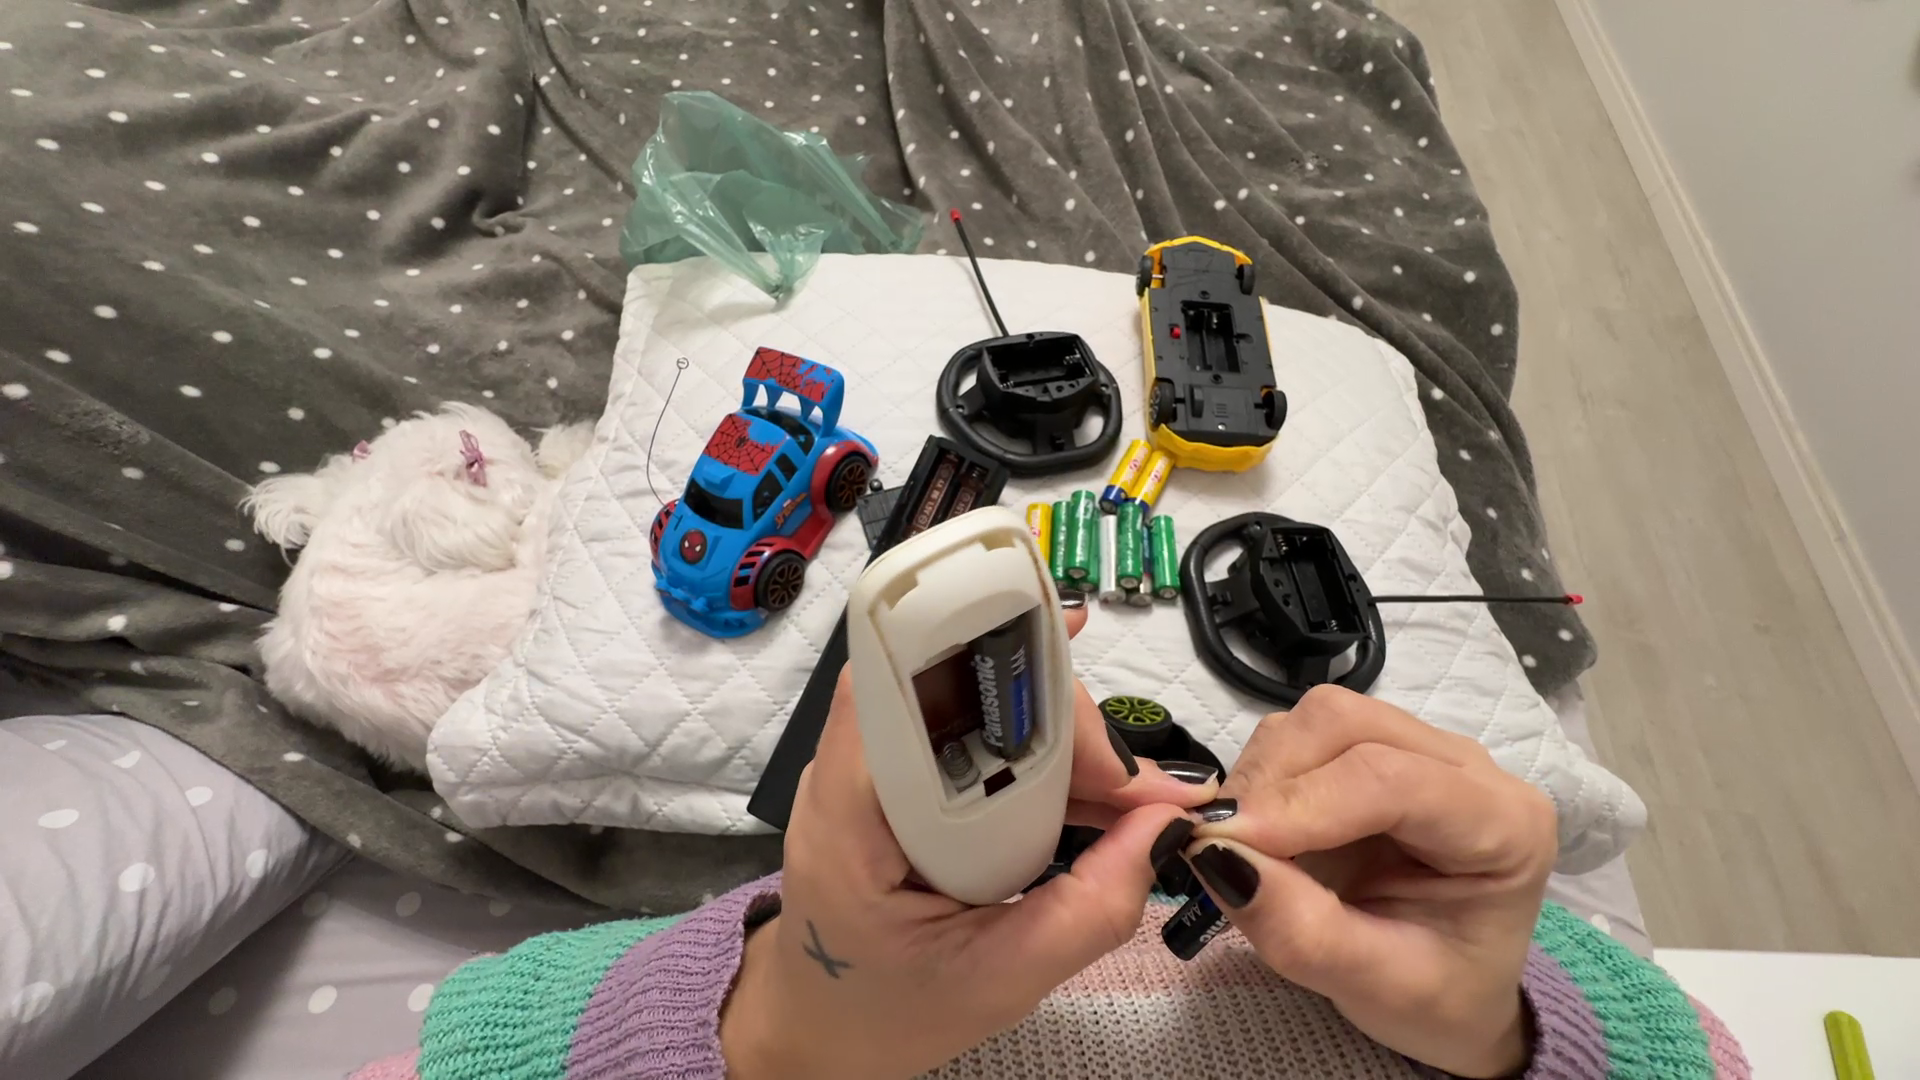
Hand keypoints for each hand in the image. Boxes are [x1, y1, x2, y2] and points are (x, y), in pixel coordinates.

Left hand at [723, 606, 1218, 1079]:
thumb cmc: (884, 1010)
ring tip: (1125, 790)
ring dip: (1057, 739)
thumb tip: (1165, 826)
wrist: (819, 1024)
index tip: (1066, 664)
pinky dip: (1038, 759)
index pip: (902, 685)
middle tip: (1126, 781)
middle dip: (1054, 719)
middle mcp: (851, 769)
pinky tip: (1090, 788)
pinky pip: (975, 741)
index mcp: (849, 812)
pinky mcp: (901, 777)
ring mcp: (875, 768)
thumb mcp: (997, 980)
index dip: (978, 654)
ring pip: (973, 710)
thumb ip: (1087, 910)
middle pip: (956, 688)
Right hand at [1184, 685, 1555, 1077]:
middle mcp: (1460, 764)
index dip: (1298, 803)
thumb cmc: (1433, 995)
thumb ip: (1302, 931)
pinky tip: (1260, 826)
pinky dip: (1258, 774)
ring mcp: (1409, 744)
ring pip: (1309, 718)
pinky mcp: (1362, 745)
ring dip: (1258, 774)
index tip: (1221, 842)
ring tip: (1246, 842)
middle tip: (1225, 842)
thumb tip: (1213, 853)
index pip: (1388, 779)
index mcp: (1502, 825)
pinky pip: (1293, 732)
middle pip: (1342, 723)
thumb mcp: (1377, 989)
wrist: (1447, 992)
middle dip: (1270, 778)